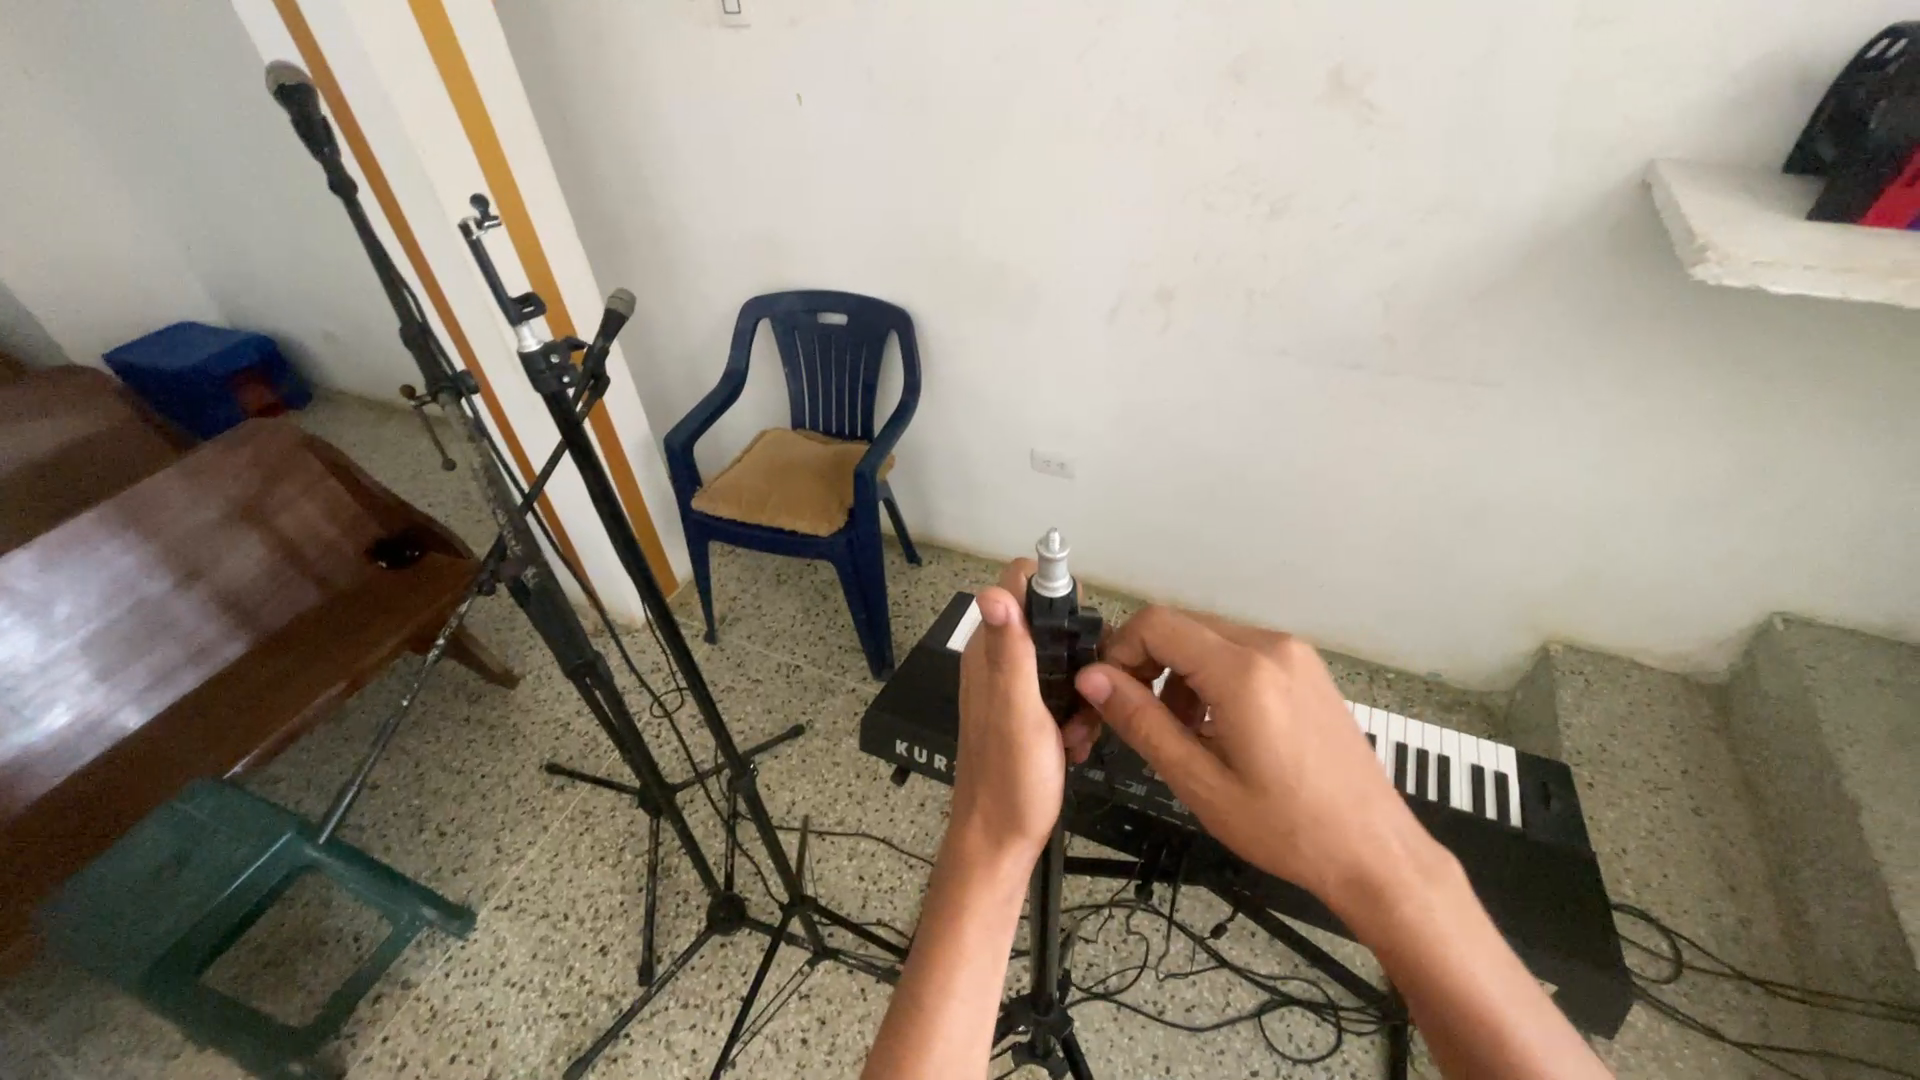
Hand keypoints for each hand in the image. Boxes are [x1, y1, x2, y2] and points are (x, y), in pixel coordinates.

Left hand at [950, 561, 1095, 865]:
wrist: (1000, 841)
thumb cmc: (1011, 778)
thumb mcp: (1016, 710)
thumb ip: (1010, 650)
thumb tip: (993, 590)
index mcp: (989, 648)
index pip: (1019, 583)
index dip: (1055, 590)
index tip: (1082, 629)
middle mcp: (997, 659)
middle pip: (1048, 620)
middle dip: (1077, 648)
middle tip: (1088, 689)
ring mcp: (1012, 686)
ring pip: (1061, 658)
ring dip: (1081, 687)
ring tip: (1080, 725)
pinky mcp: (1026, 712)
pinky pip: (1061, 691)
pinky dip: (1075, 712)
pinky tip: (1075, 742)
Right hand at [1073, 607, 1435, 911]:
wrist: (1375, 852)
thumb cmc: (1286, 829)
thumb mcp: (1200, 782)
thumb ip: (1141, 721)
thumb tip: (1089, 678)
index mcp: (1243, 672)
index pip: (1155, 624)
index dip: (1118, 652)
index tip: (1106, 696)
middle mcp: (1270, 645)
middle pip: (1179, 626)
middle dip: (1144, 663)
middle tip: (1133, 717)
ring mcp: (1294, 653)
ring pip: (1207, 637)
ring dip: (1176, 672)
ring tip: (1177, 731)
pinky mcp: (1306, 667)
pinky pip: (1239, 652)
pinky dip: (1210, 675)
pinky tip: (1214, 725)